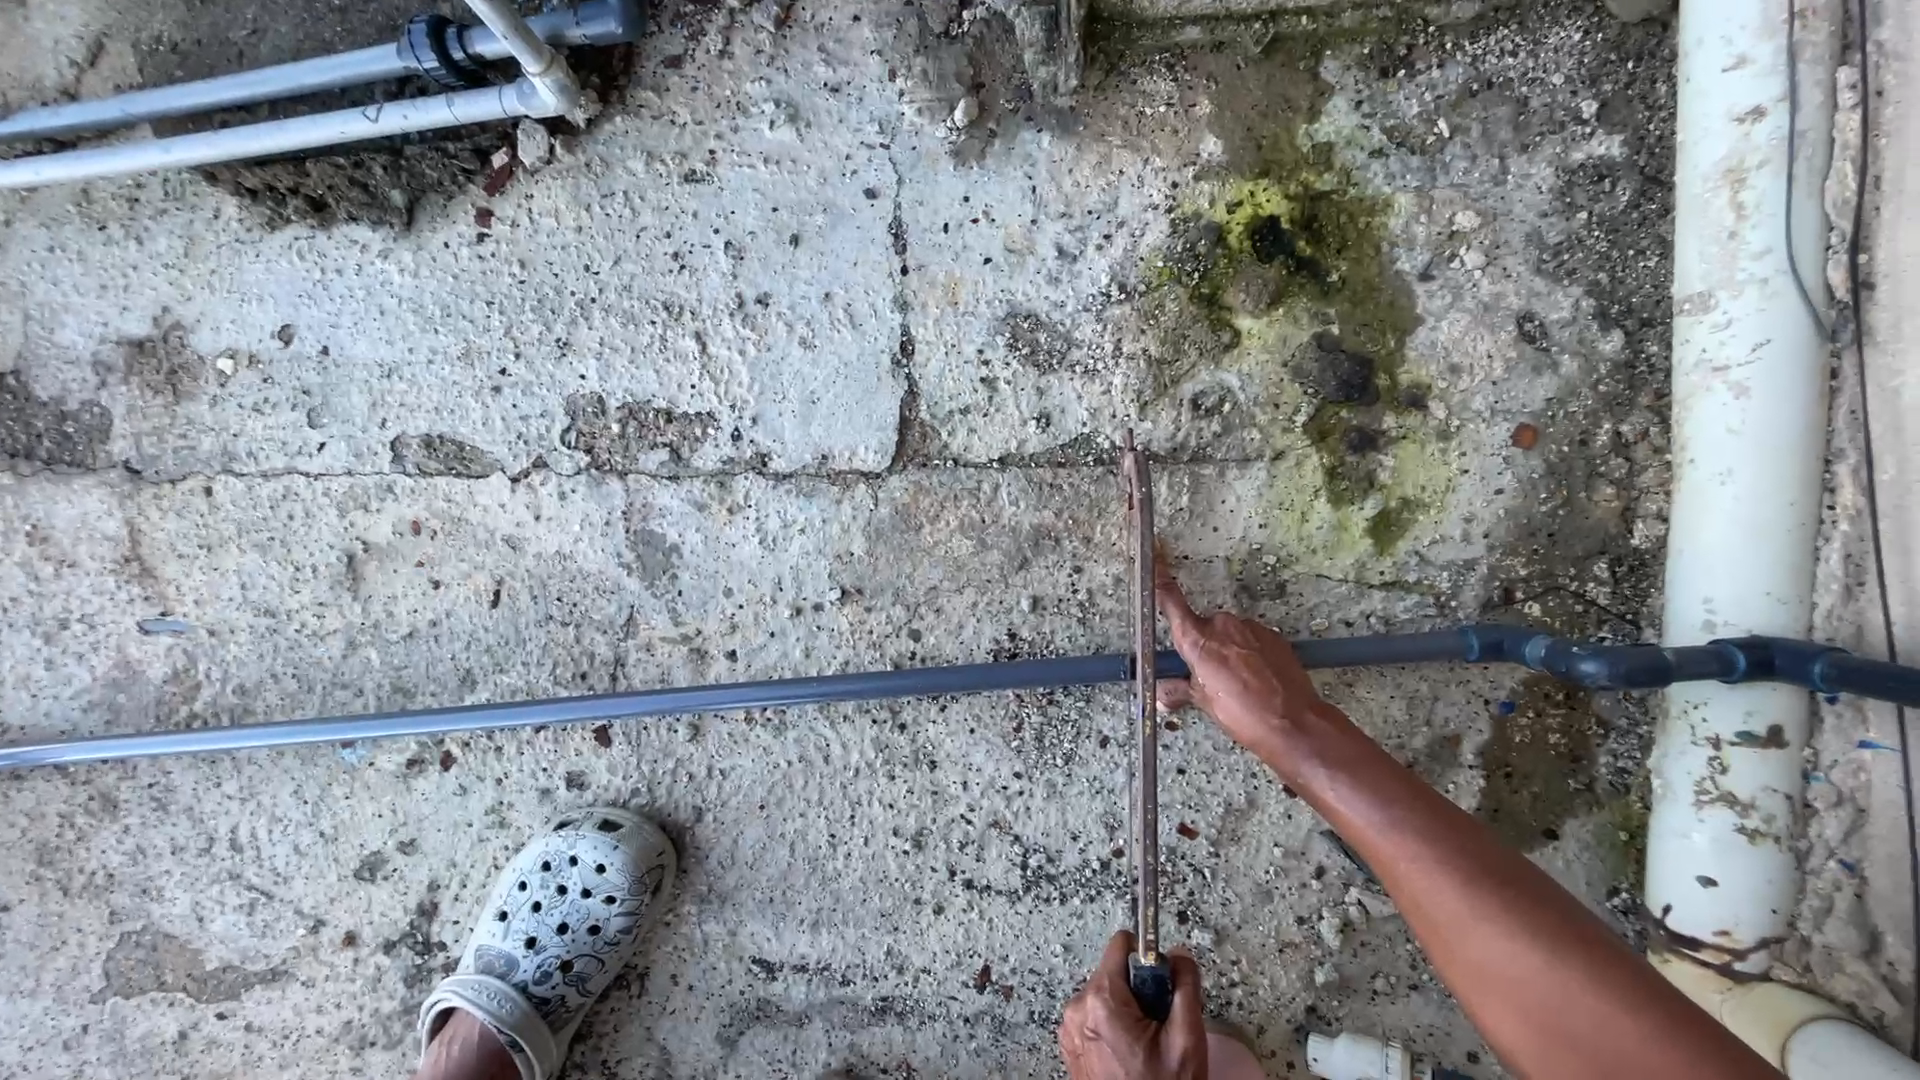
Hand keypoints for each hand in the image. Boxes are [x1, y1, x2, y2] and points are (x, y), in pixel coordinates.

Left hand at [1059, 932, 1205, 1079]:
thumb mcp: (1186, 1039)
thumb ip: (1185, 987)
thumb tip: (1180, 955)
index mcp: (1101, 999)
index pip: (1121, 944)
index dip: (1148, 955)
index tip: (1163, 978)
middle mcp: (1077, 1007)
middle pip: (1115, 973)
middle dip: (1141, 991)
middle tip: (1160, 1025)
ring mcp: (1069, 1028)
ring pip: (1107, 995)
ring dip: (1128, 1010)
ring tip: (1146, 1045)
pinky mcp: (1070, 1044)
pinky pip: (1096, 1017)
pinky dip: (1114, 1026)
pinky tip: (1131, 1054)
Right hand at [1154, 554, 1339, 765]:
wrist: (1292, 722)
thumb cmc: (1245, 714)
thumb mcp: (1203, 703)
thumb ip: (1179, 690)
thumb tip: (1163, 694)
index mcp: (1197, 640)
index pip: (1171, 602)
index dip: (1160, 581)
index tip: (1155, 564)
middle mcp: (1222, 626)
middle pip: (1204, 627)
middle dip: (1205, 647)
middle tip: (1210, 675)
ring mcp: (1250, 628)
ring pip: (1229, 634)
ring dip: (1229, 651)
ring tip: (1239, 683)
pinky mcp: (1273, 636)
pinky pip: (1252, 640)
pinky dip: (1250, 654)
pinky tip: (1257, 678)